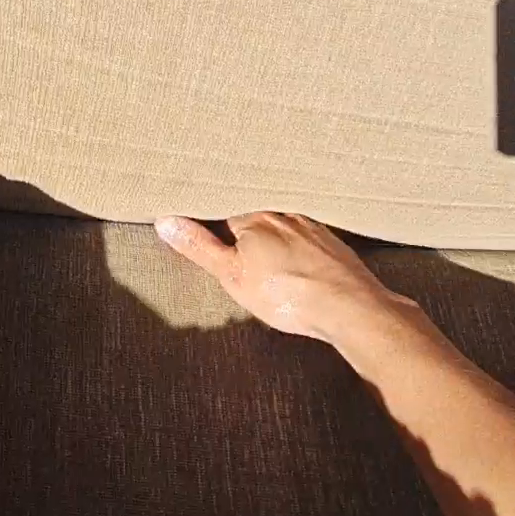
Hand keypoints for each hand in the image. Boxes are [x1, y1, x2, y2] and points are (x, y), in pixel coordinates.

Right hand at [155, 212, 419, 344]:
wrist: (350, 308)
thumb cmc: (287, 292)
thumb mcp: (231, 273)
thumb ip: (198, 246)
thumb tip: (165, 221)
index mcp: (253, 215)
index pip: (222, 207)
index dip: (211, 219)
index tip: (205, 230)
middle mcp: (283, 212)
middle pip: (253, 214)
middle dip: (243, 228)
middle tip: (235, 250)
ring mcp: (312, 227)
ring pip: (282, 226)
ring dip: (272, 238)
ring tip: (266, 259)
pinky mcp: (333, 244)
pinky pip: (306, 239)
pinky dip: (297, 250)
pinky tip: (297, 266)